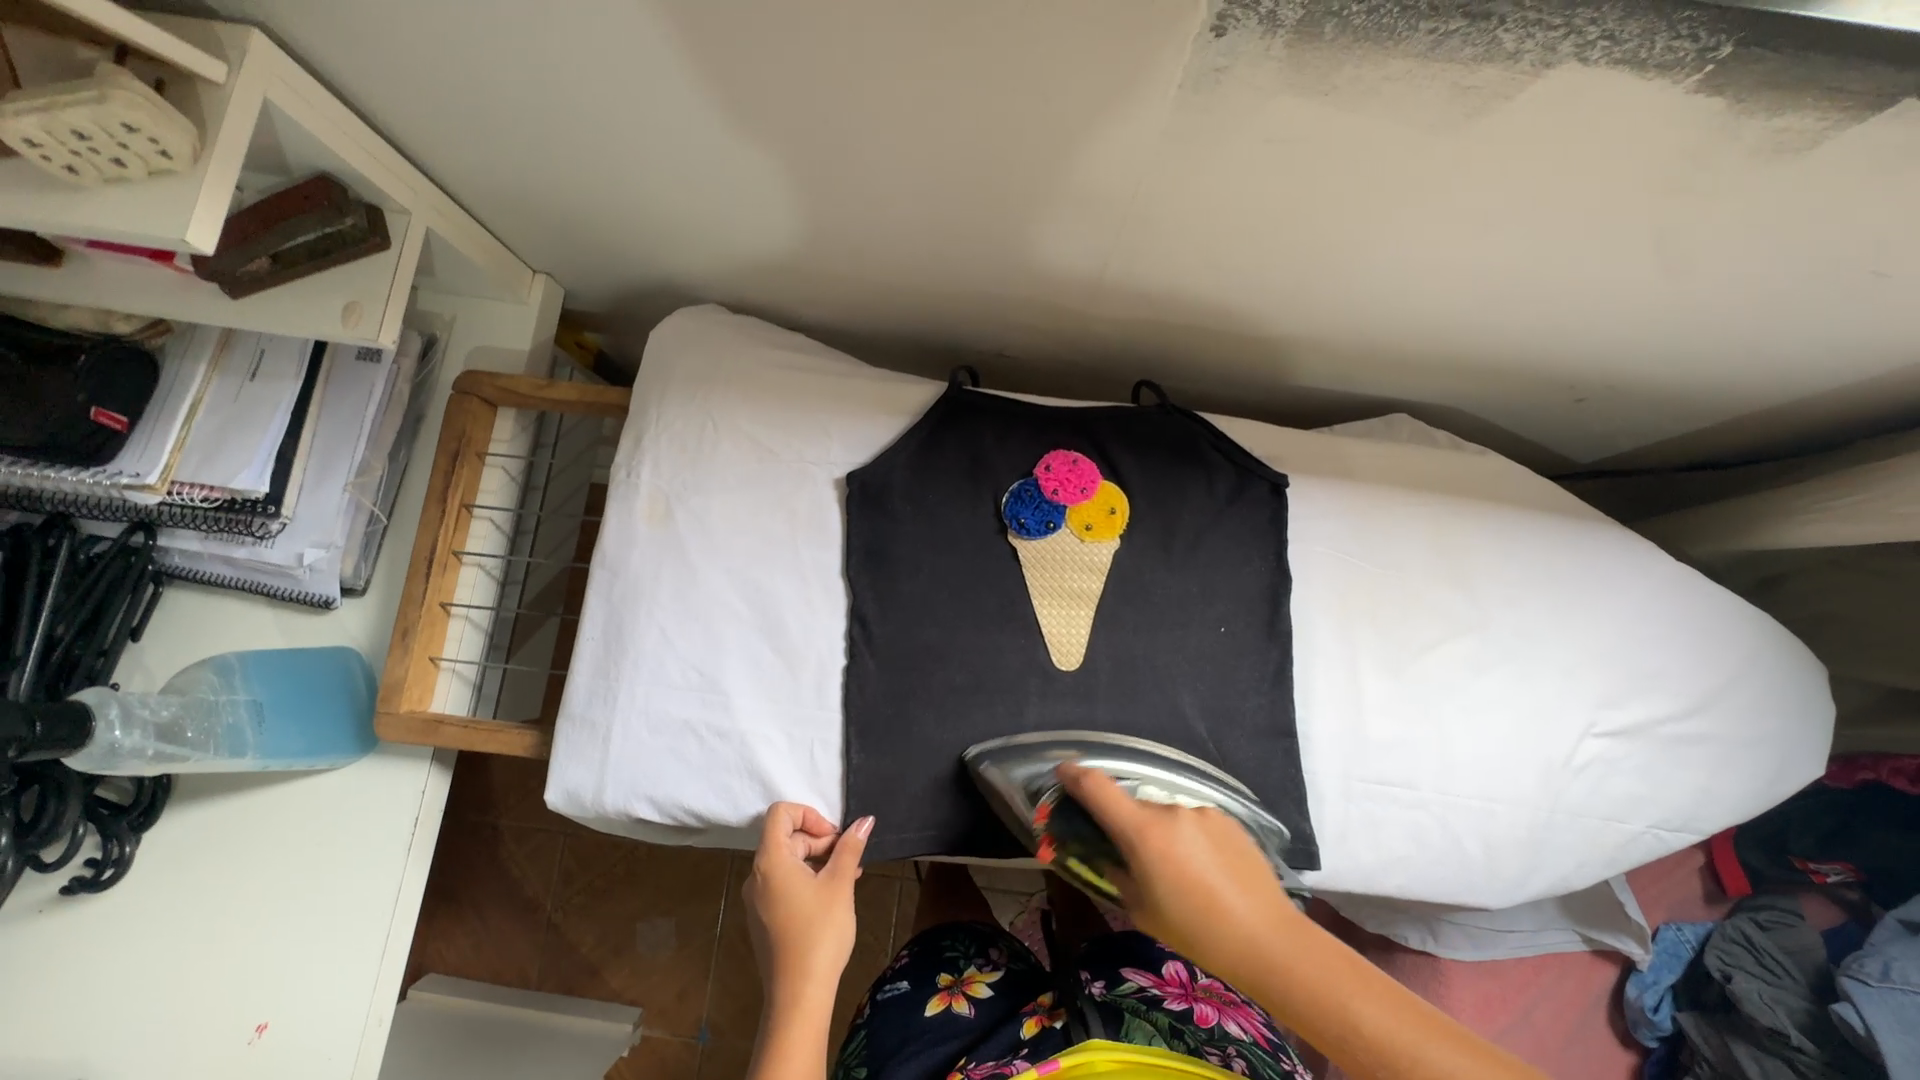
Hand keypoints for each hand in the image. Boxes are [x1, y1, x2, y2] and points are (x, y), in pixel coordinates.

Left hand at [743, 803, 872, 1004]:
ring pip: (787, 862)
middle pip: (786, 837)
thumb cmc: (820, 932)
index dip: (809, 814)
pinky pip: (784, 884)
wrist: (798, 993)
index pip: (780, 813)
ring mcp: (757, 898)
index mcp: (770, 860)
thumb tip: (864, 820)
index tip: (835, 836)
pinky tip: (833, 895)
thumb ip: (850, 847)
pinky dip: (808, 879)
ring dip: (817, 860)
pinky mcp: (763, 918)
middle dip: (819, 840)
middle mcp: (756, 875)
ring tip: (849, 875)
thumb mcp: (840, 884)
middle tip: (849, 858)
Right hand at [1055, 763, 1299, 984]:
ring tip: (1179, 874)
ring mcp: (1202, 811)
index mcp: (1142, 832)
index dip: (1074, 776)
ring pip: (1166, 816)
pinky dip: (1189, 839)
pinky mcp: (1228, 818)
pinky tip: (1206, 872)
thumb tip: (1106, 854)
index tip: (1062, 773)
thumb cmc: (1194, 931)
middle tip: (1133, 860)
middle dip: (1126, 827)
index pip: (1097, 788)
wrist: (1266, 938)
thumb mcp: (1140, 909)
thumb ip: (1117, 873)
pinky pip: (1194, 822)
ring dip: (1161, 835)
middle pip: (1134, 807)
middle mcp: (1170, 810)